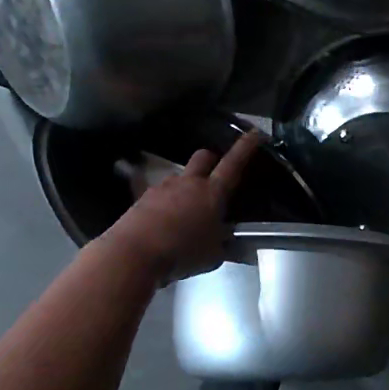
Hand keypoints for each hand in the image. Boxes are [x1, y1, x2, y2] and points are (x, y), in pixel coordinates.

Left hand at [102, 130, 263, 282]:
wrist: (134, 253)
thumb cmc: (182, 253)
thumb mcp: (213, 256)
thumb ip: (223, 244)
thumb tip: (229, 241)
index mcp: (212, 193)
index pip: (233, 164)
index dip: (246, 148)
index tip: (255, 133)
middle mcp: (188, 183)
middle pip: (202, 157)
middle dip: (211, 160)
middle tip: (215, 175)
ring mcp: (163, 187)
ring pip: (179, 176)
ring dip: (186, 187)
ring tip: (185, 211)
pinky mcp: (142, 198)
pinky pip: (158, 195)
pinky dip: (164, 204)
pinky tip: (162, 222)